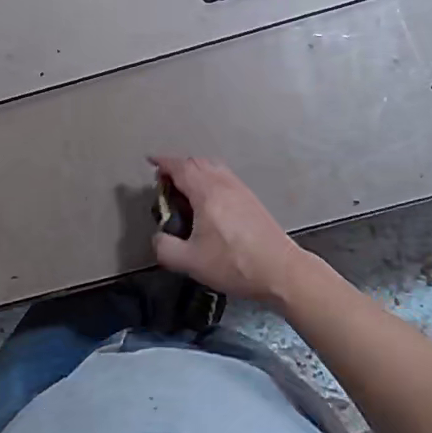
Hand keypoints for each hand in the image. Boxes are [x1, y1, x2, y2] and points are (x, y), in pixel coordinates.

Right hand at [149, 156, 313, 306]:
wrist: (280, 270)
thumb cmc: (235, 264)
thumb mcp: (190, 262)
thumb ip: (165, 248)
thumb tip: (158, 237)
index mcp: (207, 193)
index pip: (181, 167)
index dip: (163, 162)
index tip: (151, 162)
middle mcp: (224, 184)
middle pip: (197, 162)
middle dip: (178, 167)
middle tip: (165, 181)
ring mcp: (240, 189)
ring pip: (213, 168)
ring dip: (195, 171)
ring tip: (185, 189)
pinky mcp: (251, 199)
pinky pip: (224, 177)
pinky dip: (210, 178)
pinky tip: (208, 200)